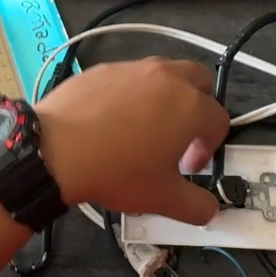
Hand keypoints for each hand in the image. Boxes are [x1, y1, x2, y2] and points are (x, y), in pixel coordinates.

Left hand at [34, 58, 230, 224]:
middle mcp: (166, 77)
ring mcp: (132, 67)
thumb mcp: (163, 199)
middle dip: (200, 105)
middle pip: (200, 80)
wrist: (56, 148)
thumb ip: (197, 206)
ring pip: (164, 72)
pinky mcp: (103, 67)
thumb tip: (210, 209)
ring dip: (168, 95)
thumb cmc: (117, 171)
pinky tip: (112, 119)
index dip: (210, 147)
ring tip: (146, 126)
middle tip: (180, 135)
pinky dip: (132, 92)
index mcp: (190, 105)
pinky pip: (129, 75)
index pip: (219, 120)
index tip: (189, 167)